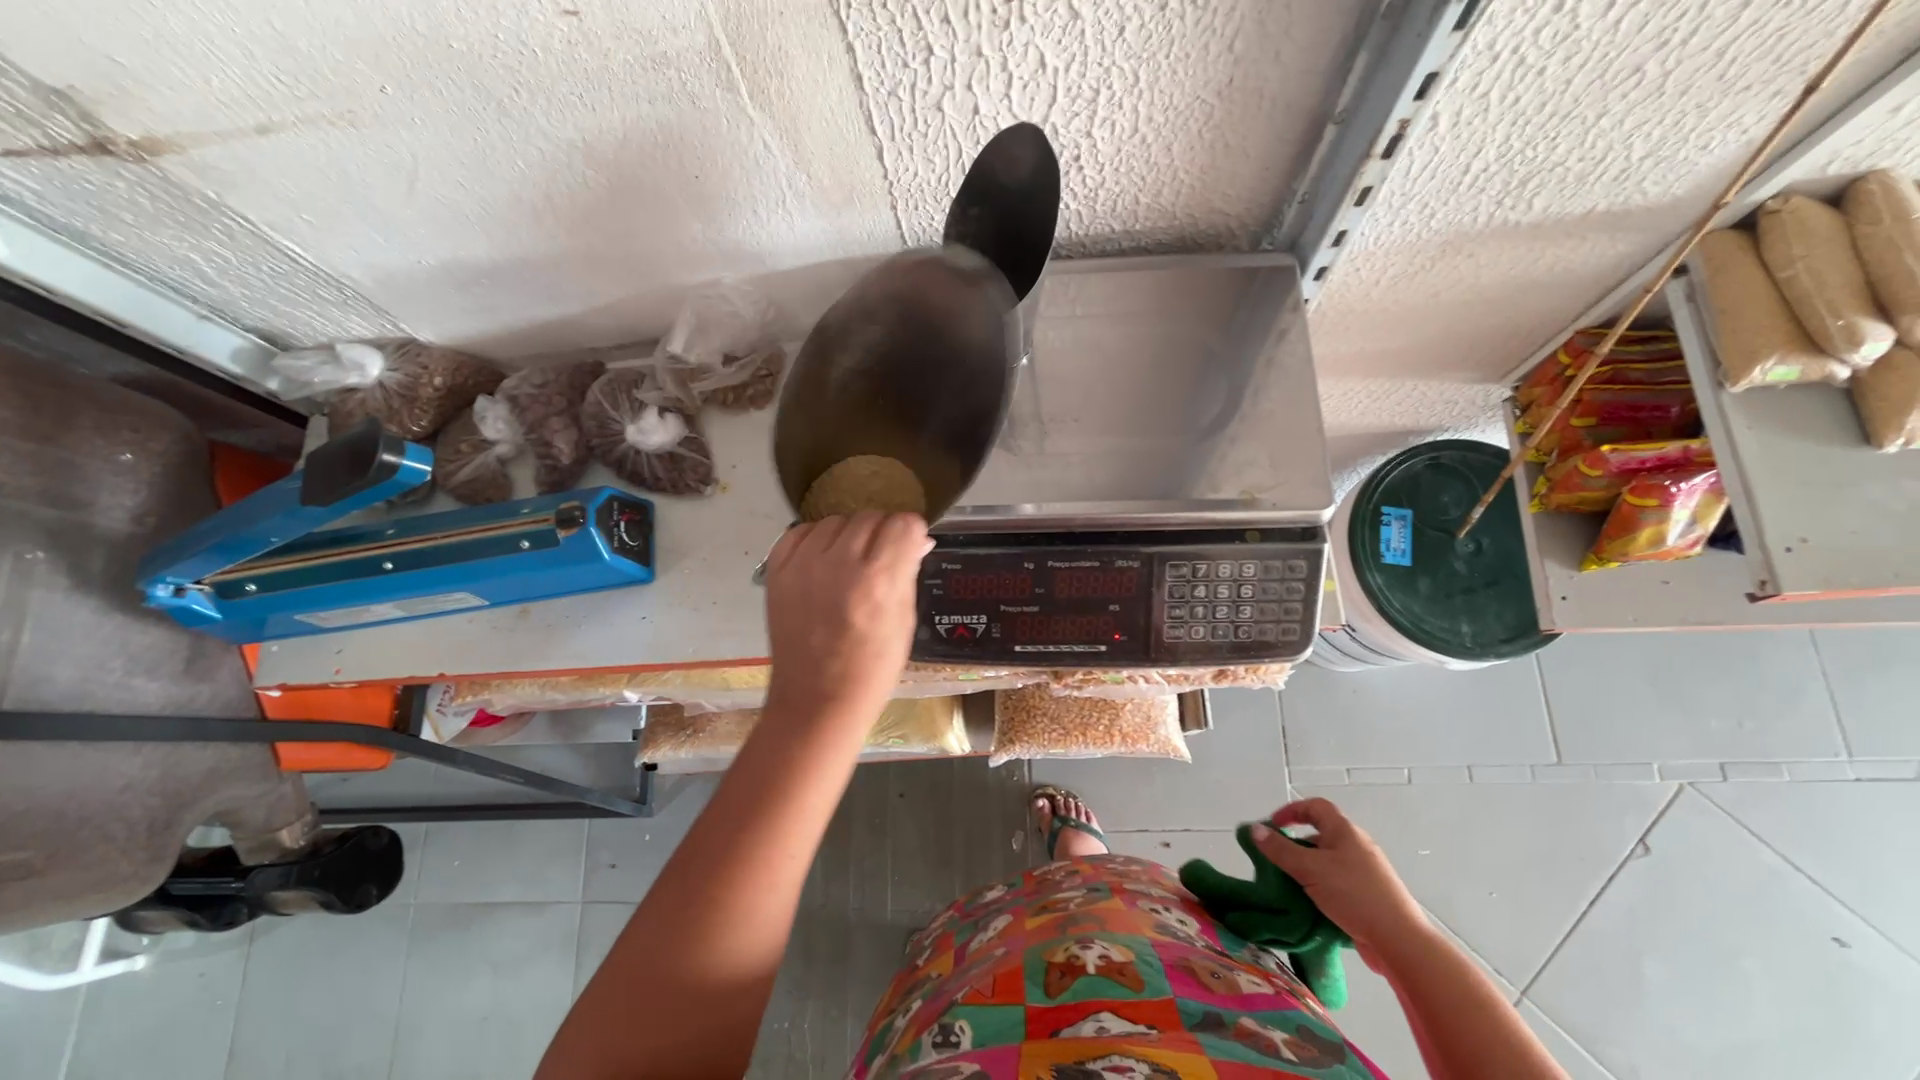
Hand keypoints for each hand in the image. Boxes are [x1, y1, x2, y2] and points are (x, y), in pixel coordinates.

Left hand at [762, 512, 930, 725]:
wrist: (817, 700)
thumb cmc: (872, 668)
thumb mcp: (905, 621)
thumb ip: (908, 573)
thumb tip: (917, 540)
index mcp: (880, 578)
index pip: (903, 524)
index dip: (911, 535)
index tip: (910, 548)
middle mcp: (840, 562)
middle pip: (871, 517)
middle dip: (882, 534)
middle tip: (881, 561)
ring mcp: (804, 564)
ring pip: (836, 521)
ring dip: (849, 536)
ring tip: (850, 565)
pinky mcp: (777, 571)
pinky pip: (801, 532)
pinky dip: (816, 541)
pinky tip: (823, 562)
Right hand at [1250, 798, 1432, 971]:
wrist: (1398, 939)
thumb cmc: (1353, 894)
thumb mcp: (1310, 869)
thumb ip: (1280, 849)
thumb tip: (1254, 829)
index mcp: (1345, 832)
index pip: (1315, 807)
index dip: (1291, 811)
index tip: (1271, 826)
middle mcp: (1357, 846)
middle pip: (1320, 835)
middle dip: (1295, 845)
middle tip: (1275, 862)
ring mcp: (1365, 872)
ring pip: (1327, 862)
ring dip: (1306, 870)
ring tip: (1288, 886)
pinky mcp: (1368, 896)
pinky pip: (1337, 884)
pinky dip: (1320, 889)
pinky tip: (1309, 905)